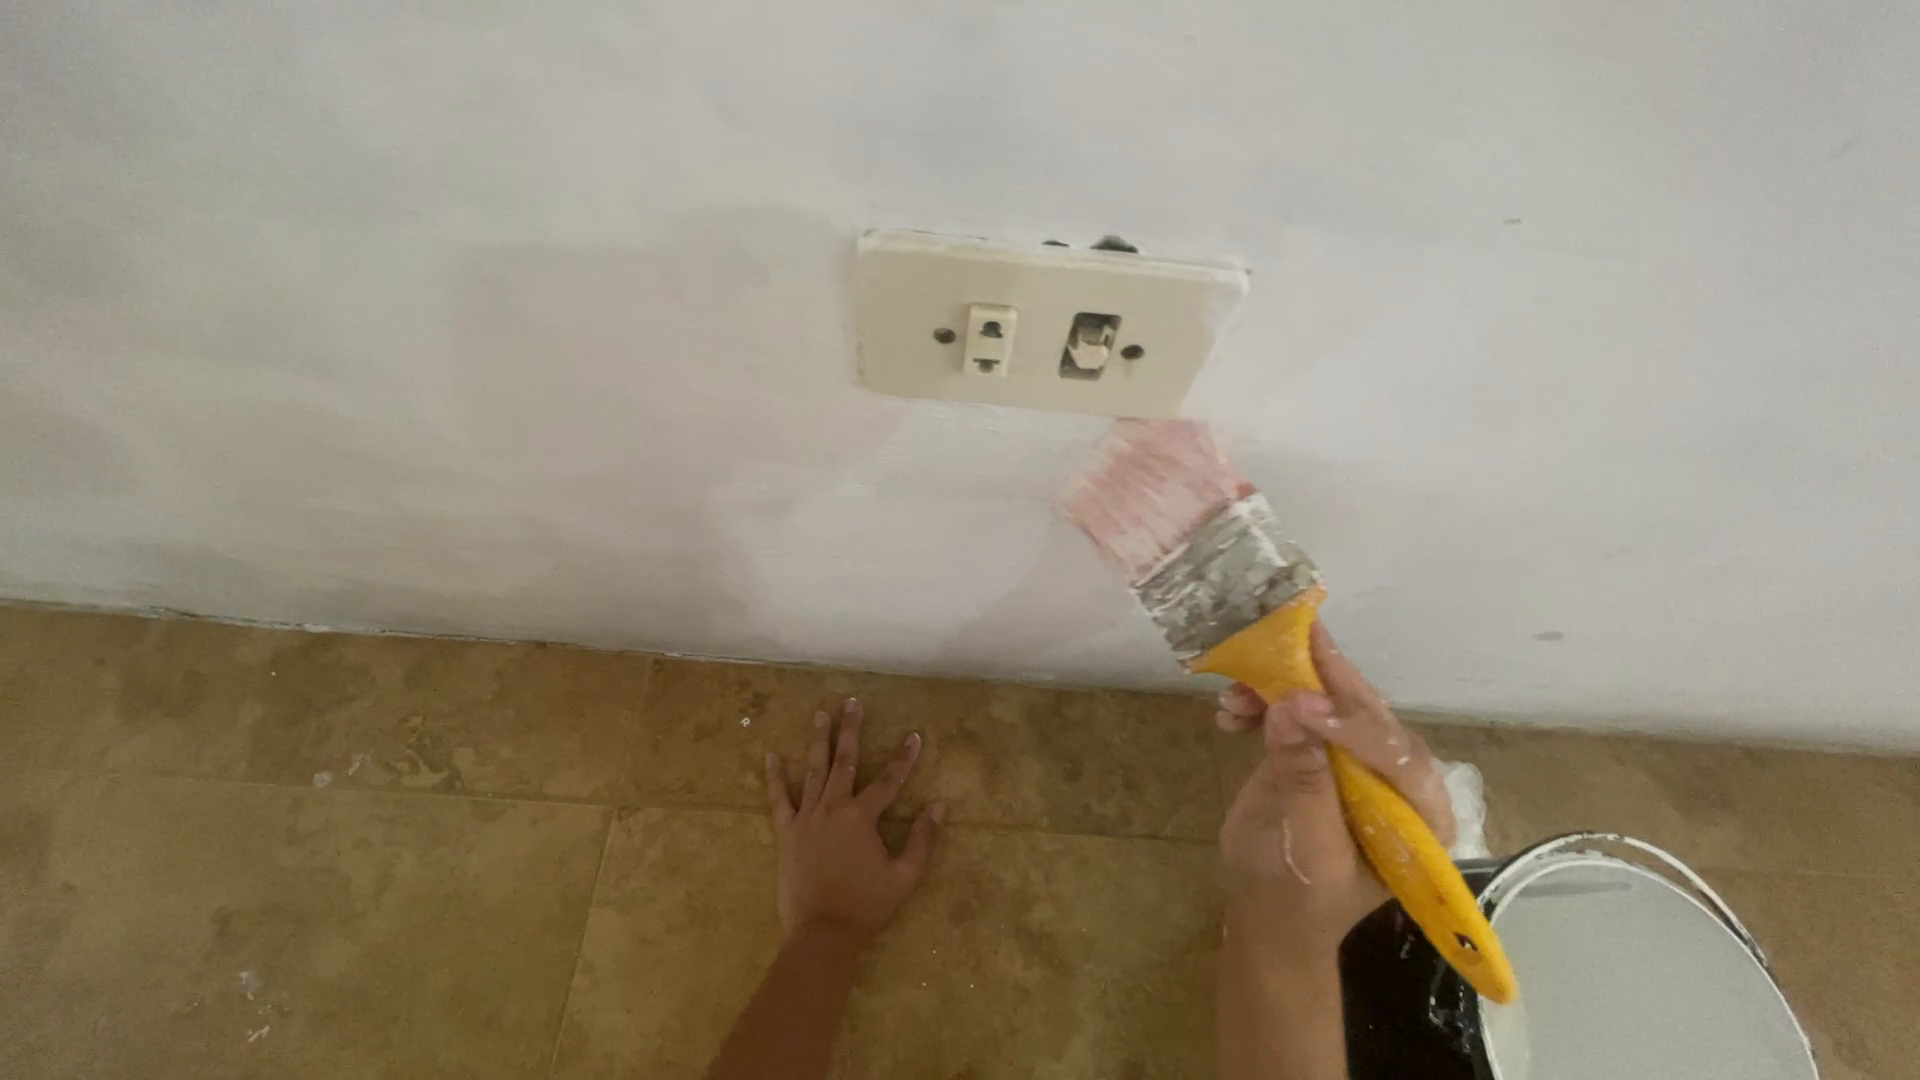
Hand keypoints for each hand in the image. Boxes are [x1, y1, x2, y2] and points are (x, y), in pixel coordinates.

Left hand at [764, 698, 942, 944]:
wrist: (822, 934)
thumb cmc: (867, 906)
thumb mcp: (905, 876)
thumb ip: (923, 839)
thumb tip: (939, 806)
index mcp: (862, 817)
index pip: (889, 779)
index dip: (904, 757)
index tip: (913, 735)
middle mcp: (834, 807)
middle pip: (845, 761)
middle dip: (850, 729)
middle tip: (852, 702)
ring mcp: (807, 818)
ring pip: (813, 770)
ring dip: (817, 740)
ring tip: (820, 714)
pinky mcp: (786, 832)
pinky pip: (779, 799)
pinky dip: (775, 776)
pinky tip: (771, 755)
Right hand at [1216, 623, 1454, 960]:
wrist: (1265, 911)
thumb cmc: (1296, 897)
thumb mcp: (1306, 849)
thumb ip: (1305, 784)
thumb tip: (1290, 712)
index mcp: (1418, 814)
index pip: (1398, 756)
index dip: (1352, 725)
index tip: (1300, 704)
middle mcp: (1393, 778)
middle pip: (1365, 715)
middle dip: (1321, 682)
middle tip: (1288, 638)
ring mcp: (1351, 760)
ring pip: (1326, 704)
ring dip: (1280, 688)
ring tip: (1235, 691)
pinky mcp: (1314, 750)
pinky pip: (1294, 711)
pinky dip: (1261, 702)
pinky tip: (1229, 711)